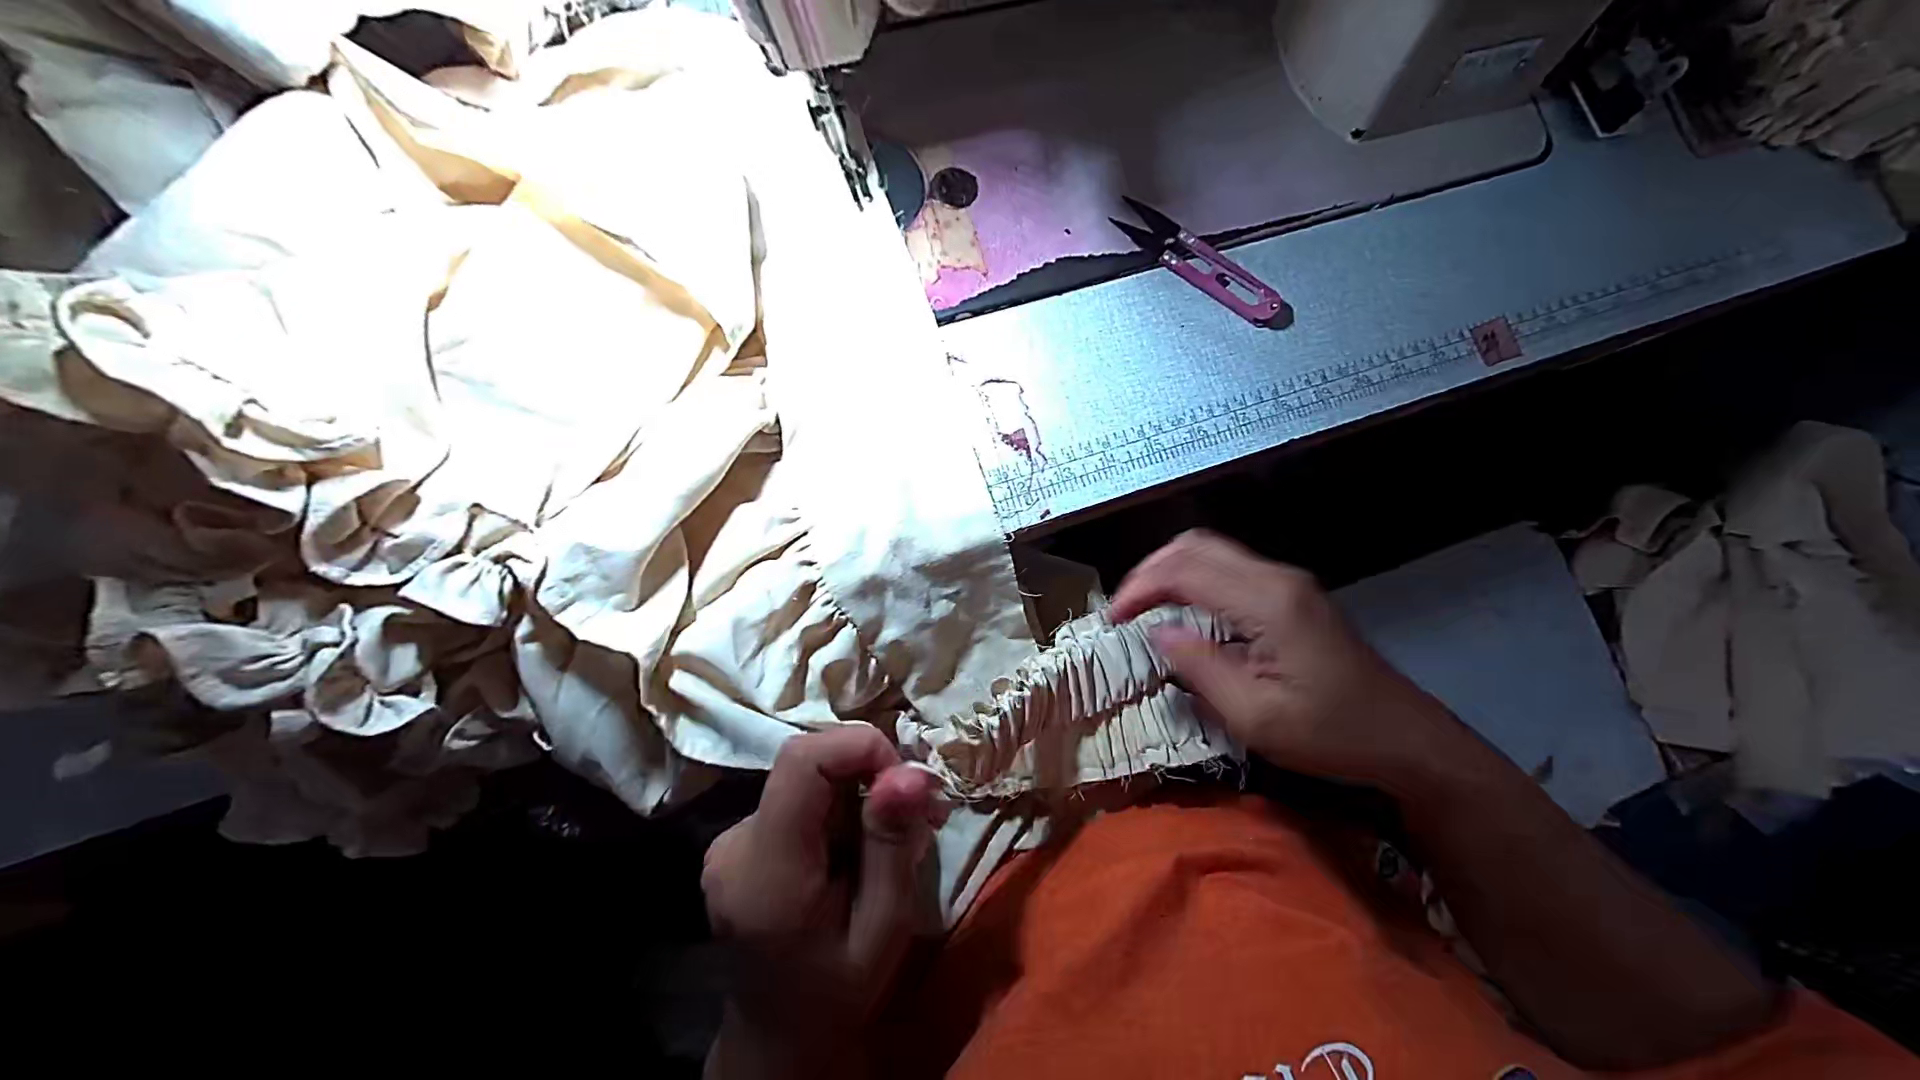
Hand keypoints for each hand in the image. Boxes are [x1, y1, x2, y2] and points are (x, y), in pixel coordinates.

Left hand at [701, 726, 943, 1079]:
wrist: (777, 1035)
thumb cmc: (837, 993)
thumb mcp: (883, 930)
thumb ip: (891, 847)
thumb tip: (911, 771)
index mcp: (766, 871)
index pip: (801, 761)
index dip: (858, 746)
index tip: (906, 781)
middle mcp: (734, 843)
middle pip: (806, 766)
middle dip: (869, 774)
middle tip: (917, 813)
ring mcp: (728, 840)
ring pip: (805, 780)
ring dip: (856, 793)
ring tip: (892, 837)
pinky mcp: (738, 839)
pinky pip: (796, 797)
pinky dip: (835, 808)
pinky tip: (855, 847)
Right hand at [1111, 530, 1481, 793]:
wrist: (1406, 738)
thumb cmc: (1332, 735)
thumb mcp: (1255, 717)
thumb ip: (1200, 667)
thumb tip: (1157, 633)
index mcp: (1268, 603)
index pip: (1185, 571)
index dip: (1140, 588)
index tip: (1113, 620)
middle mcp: (1276, 578)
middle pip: (1195, 545)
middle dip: (1149, 571)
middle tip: (1124, 609)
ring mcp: (1287, 582)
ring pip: (1211, 551)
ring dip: (1170, 573)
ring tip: (1144, 610)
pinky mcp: (1291, 594)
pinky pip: (1228, 568)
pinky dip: (1193, 580)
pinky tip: (1182, 612)